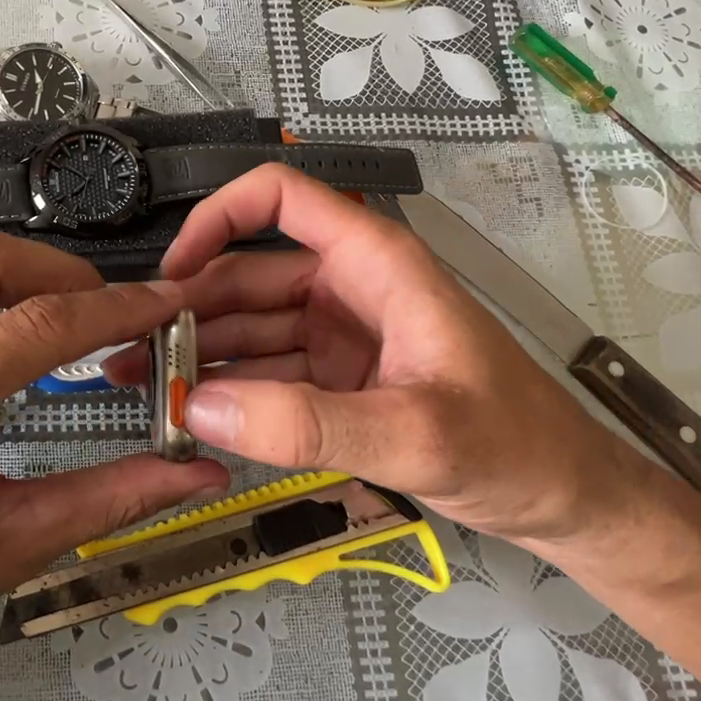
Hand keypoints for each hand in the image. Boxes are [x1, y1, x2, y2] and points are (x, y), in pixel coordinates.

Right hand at [107, 164, 644, 543]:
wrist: (566, 500)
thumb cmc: (515, 446)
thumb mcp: (415, 435)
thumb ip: (307, 424)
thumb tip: (200, 407)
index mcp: (375, 264)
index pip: (283, 199)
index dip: (218, 217)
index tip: (173, 271)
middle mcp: (348, 287)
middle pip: (248, 272)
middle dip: (190, 308)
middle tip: (135, 353)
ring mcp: (338, 334)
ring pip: (249, 326)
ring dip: (198, 353)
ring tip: (147, 388)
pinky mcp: (335, 377)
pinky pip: (266, 371)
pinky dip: (228, 390)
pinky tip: (192, 413)